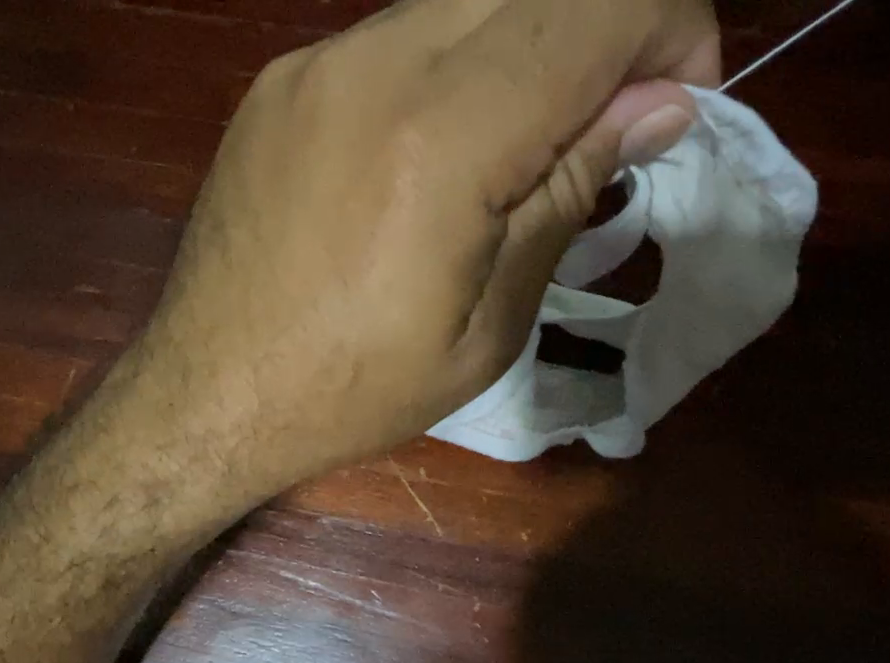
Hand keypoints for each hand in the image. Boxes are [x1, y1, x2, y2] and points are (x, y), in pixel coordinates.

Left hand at [123, 0, 720, 502]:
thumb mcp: (485, 329)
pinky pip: (392, 38)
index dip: (670, 27)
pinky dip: (449, 66)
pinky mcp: (278, 82)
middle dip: (603, 30)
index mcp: (440, 140)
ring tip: (523, 144)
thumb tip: (657, 104)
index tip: (681, 98)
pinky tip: (439, 148)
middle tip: (612, 120)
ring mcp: (315, 66)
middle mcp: (374, 68)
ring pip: (461, 1)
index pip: (596, 8)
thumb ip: (566, 196)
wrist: (209, 395)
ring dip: (523, 46)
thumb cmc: (352, 391)